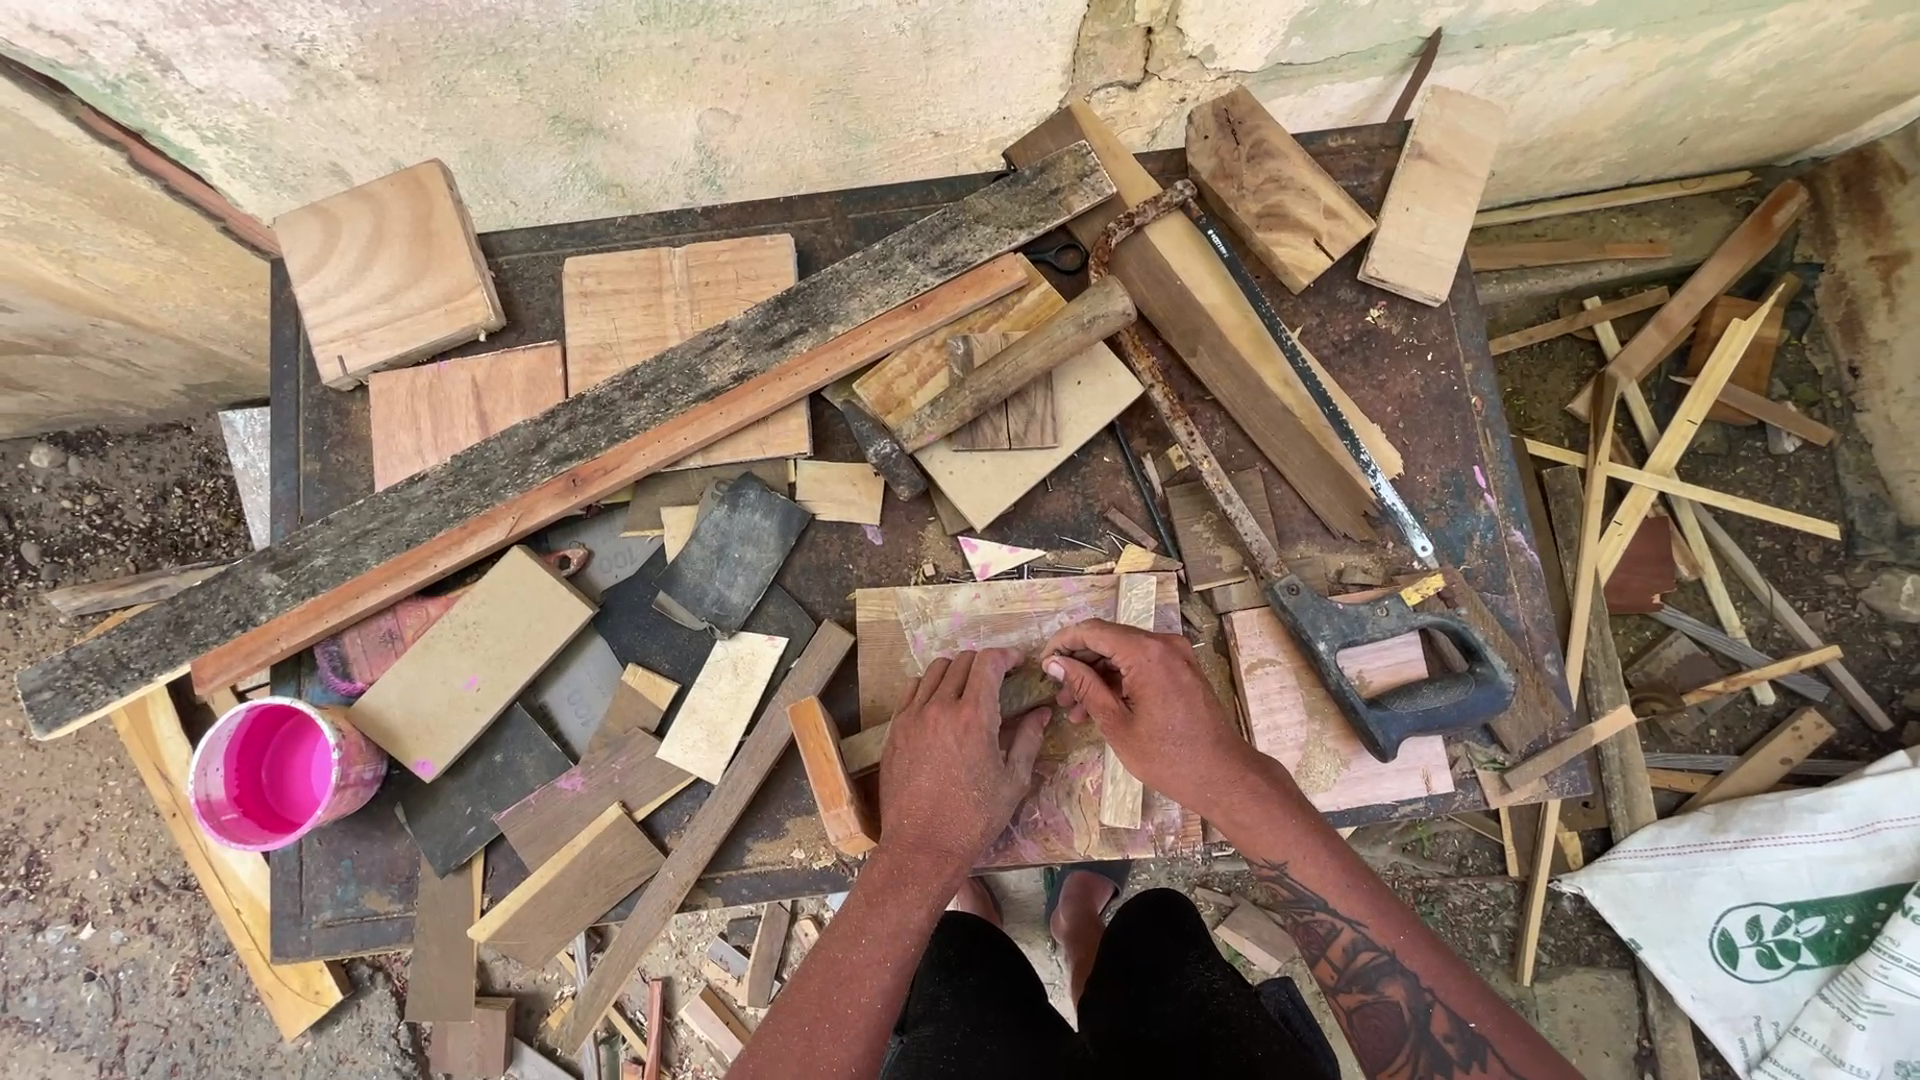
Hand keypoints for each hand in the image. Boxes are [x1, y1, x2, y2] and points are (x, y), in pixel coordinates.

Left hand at [878, 648, 1049, 876]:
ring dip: (957, 671)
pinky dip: (930, 686)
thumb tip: (1042, 713)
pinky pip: (912, 690)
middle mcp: (940, 707)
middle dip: (985, 663)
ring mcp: (913, 716)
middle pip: (963, 661)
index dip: (1007, 655)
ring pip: (935, 670)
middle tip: (998, 679)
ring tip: (969, 689)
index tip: (1017, 662)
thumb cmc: (974, 819)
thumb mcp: (1012, 782)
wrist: (922, 846)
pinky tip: (940, 704)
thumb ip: (1028, 740)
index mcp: (974, 717)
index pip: (988, 662)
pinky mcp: (896, 729)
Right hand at [1040, 619, 1264, 817]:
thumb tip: (1055, 664)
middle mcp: (1163, 644)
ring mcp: (1176, 655)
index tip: (1044, 663)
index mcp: (1146, 652)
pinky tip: (1100, 706)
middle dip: (1079, 663)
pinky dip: (1119, 680)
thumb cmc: (1167, 756)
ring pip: (1123, 653)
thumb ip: (1084, 687)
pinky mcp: (1181, 669)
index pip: (1092, 631)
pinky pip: (1142, 664)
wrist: (1223, 776)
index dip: (1063, 643)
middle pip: (1108, 639)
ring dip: (1097, 674)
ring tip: (1074, 707)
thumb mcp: (1116, 723)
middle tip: (1058, 692)